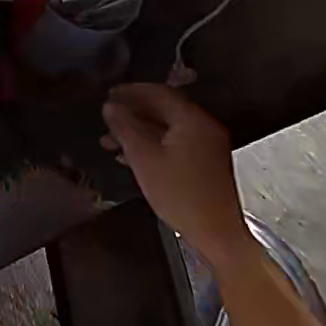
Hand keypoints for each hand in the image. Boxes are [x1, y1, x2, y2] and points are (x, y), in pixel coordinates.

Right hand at [102, 84, 250, 264]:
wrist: (216, 234)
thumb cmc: (180, 195)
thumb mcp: (145, 159)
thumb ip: (125, 128)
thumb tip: (110, 107)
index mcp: (192, 119)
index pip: (159, 93)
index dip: (131, 91)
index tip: (109, 94)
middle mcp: (203, 126)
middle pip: (164, 109)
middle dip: (133, 111)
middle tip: (108, 115)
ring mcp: (207, 145)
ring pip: (167, 128)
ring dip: (140, 130)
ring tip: (111, 139)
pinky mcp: (205, 162)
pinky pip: (175, 142)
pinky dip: (152, 143)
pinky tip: (132, 155)